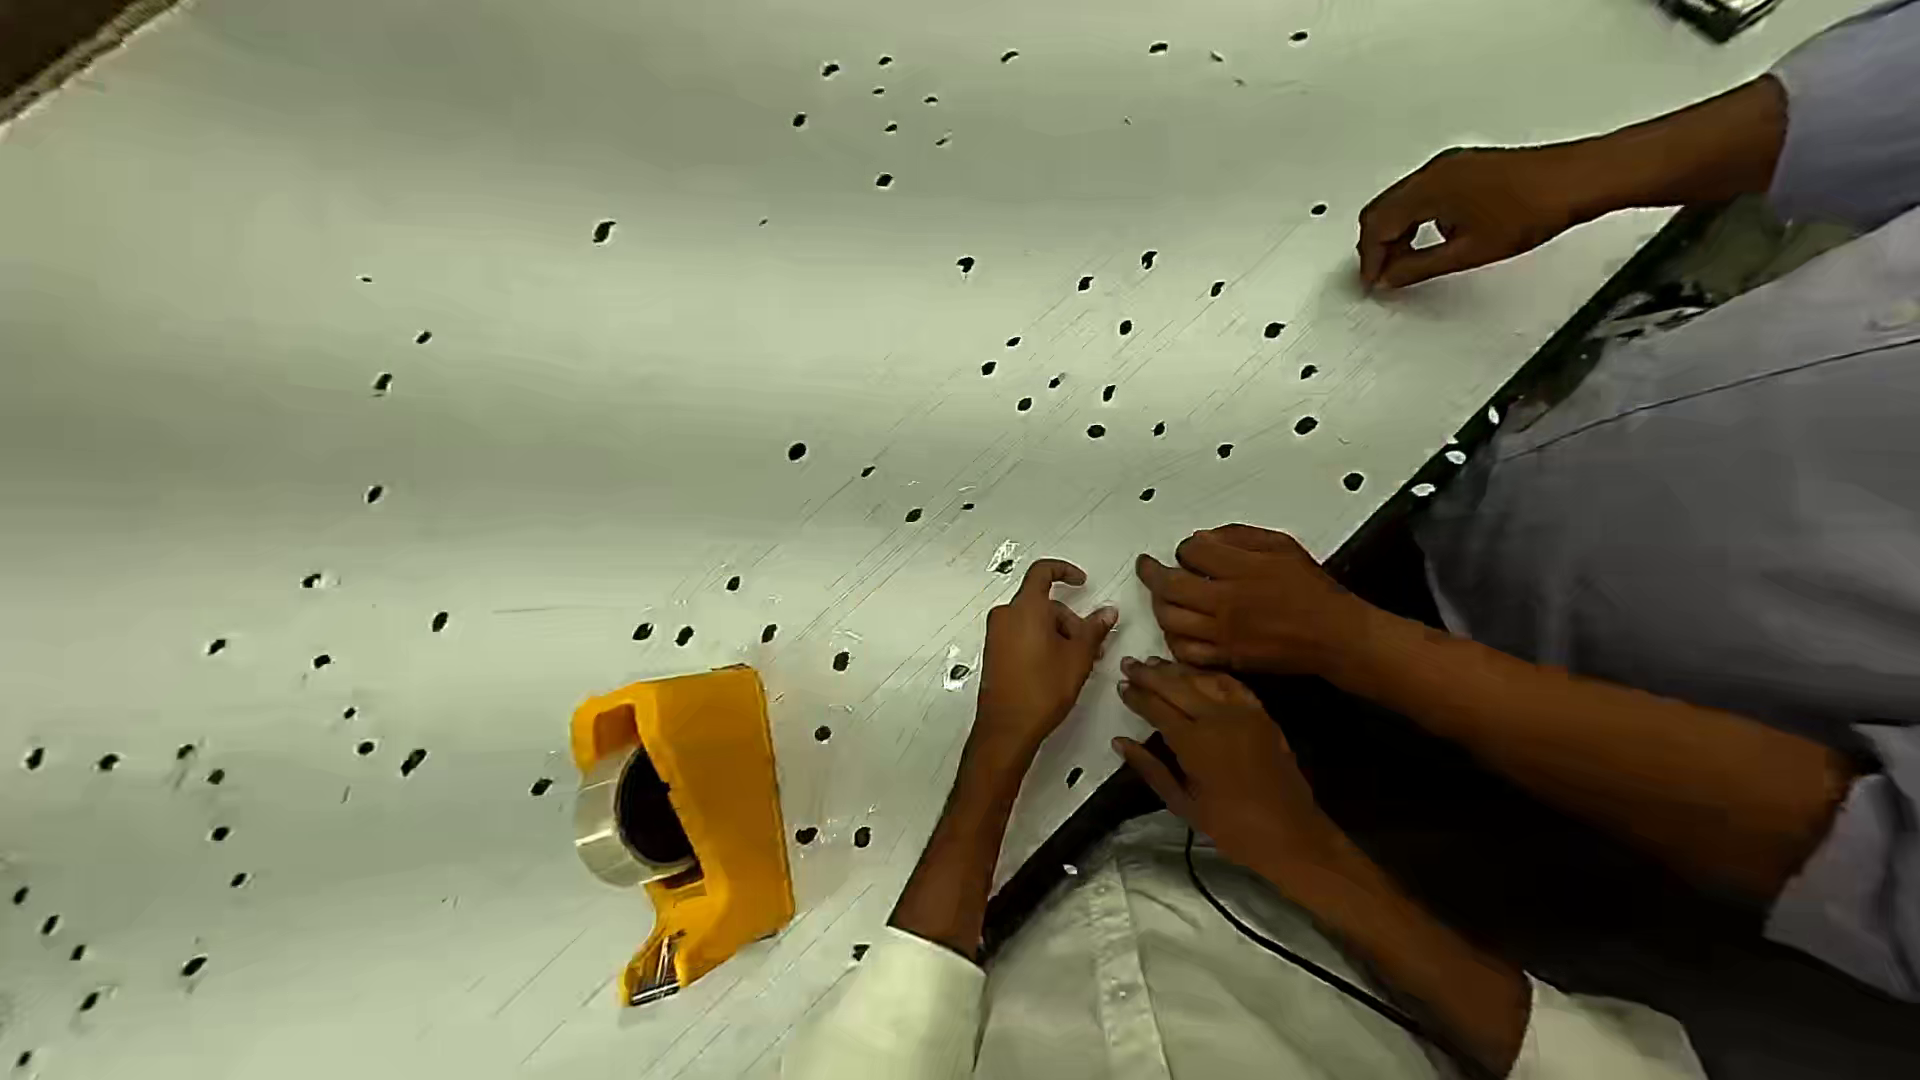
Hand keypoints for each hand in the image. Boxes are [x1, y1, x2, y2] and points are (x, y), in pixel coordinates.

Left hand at [974, 558, 1118, 759]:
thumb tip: (1107, 613)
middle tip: (1090, 645)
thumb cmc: (1039, 692)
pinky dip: (1041, 641)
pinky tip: (1056, 666)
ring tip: (1075, 662)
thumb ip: (1094, 629)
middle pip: (1043, 603)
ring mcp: (997, 633)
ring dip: (1057, 633)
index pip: (1042, 572)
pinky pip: (1021, 634)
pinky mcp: (995, 650)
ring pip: (1034, 620)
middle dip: (1069, 620)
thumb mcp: (1078, 657)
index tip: (1080, 580)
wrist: (1008, 726)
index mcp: (1025, 608)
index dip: (1064, 571)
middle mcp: (1006, 615)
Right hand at [1112, 658, 1347, 878]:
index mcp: (1194, 742)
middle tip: (1128, 663)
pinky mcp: (1261, 715)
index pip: (1156, 707)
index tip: (1120, 686)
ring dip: (1176, 669)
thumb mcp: (1182, 804)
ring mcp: (1243, 713)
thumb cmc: (1232, 827)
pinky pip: (1231, 685)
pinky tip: (1196, 673)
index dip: (1136, 696)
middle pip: (1176, 686)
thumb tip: (1120, 742)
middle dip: (1149, 674)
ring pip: (1202, 679)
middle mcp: (1217, 718)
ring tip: (1154, 662)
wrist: (1292, 835)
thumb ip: (1150, 768)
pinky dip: (1210, 675)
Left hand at [1136, 525, 1380, 676]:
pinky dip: (1173, 637)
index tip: (1186, 551)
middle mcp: (1227, 601)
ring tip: (1161, 595)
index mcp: (1241, 570)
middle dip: (1151, 573)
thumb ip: (1238, 537)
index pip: (1191, 552)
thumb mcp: (1281, 546)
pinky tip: (1176, 627)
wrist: (1335, 635)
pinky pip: (1184, 650)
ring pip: (1170, 618)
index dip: (1184, 548)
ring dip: (1159, 604)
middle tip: (1146, 567)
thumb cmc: (1311, 590)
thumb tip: (1202, 539)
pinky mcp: (1226, 656)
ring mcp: (1224, 632)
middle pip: (1170, 585)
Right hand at [1358, 144, 1598, 289]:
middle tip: (1382, 273)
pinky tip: (1425, 239)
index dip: (1371, 259)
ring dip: (1393, 233)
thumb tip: (1391, 277)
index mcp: (1430, 188)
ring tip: (1404, 261)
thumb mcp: (1467, 252)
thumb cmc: (1538, 206)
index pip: (1377, 226)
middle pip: (1380, 211)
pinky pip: (1419, 194)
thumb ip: (1418, 268)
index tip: (1374, 280)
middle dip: (1375, 246)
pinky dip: (1411, 220)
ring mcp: (1450, 166)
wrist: (1585, 178)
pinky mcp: (1464, 167)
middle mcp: (1435, 171)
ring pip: (1397, 203)